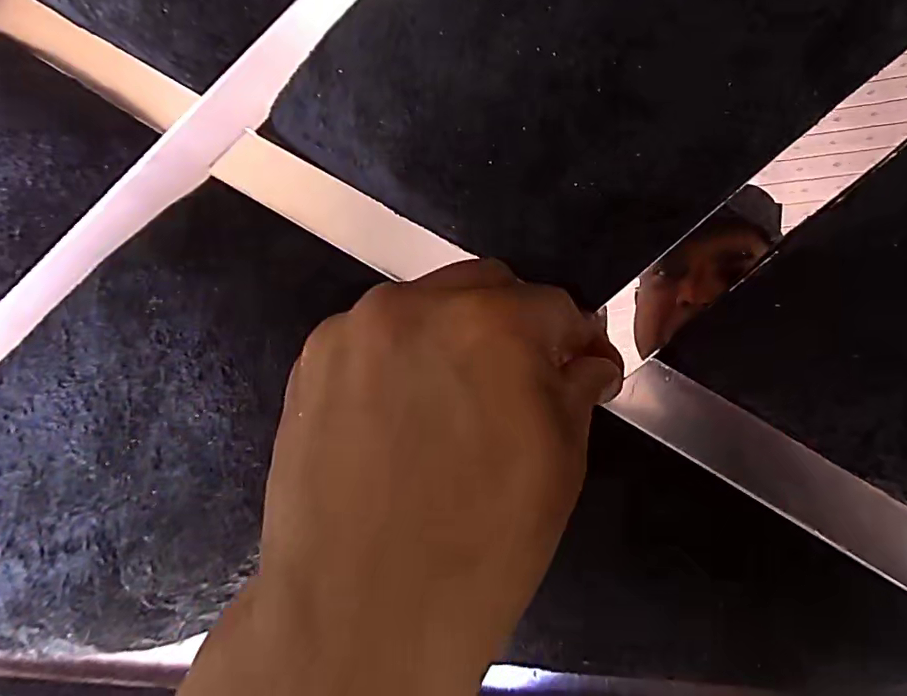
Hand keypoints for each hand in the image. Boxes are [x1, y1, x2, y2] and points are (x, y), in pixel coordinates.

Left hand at [180, 259, 623, 695]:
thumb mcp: (562, 460)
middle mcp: (423, 305)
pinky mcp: (316, 356)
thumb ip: (579, 386)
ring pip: (435, 302)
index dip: (574, 340)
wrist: (357, 620)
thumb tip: (589, 360)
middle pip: (493, 285)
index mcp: (496, 324)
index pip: (557, 305)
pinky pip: (382, 332)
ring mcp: (360, 327)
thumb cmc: (482, 543)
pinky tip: (406, 409)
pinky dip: (405, 353)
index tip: (578, 367)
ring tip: (458, 396)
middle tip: (521, 381)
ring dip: (459, 333)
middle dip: (518, 324)